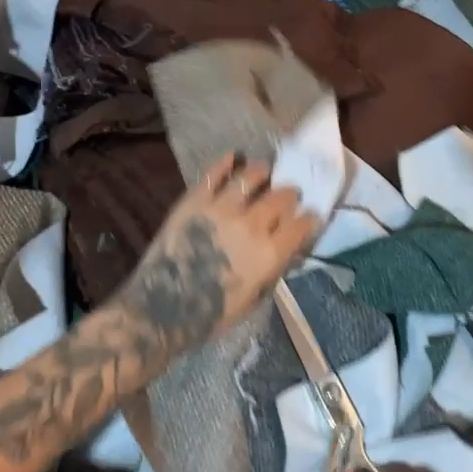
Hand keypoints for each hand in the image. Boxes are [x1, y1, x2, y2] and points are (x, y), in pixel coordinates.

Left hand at [111, 154, 319, 362]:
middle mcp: (251, 226)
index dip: (308, 218)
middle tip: (287, 193)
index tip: (309, 214)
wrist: (162, 308)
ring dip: (261, 172)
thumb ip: (270, 269)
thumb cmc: (210, 314)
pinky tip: (233, 157)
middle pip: (280, 198)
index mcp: (269, 254)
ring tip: (263, 170)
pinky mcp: (195, 201)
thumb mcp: (253, 299)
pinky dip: (226, 163)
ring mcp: (222, 209)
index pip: (300, 226)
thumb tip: (281, 251)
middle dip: (289, 194)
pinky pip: (214, 174)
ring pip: (251, 177)